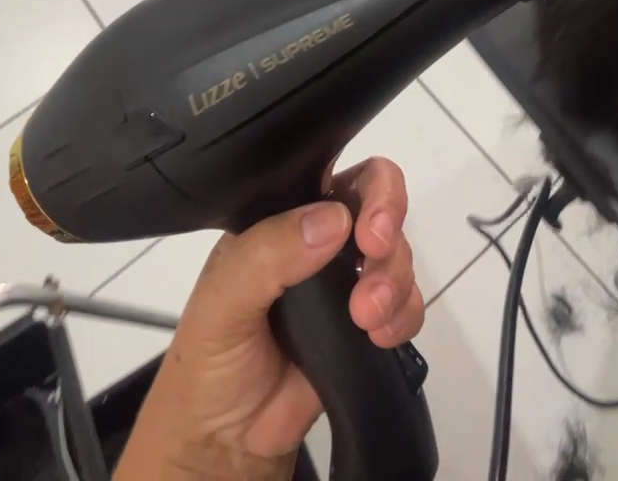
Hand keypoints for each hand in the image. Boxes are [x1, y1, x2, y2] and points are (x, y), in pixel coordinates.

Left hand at [116, 158, 423, 480]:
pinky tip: (381, 335)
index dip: (368, 186)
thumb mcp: (220, 303)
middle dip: (388, 230)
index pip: (336, 174)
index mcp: (284, 218)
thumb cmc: (210, 362)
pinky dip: (405, 313)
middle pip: (380, 206)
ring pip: (398, 254)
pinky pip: (408, 301)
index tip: (368, 226)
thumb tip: (332, 221)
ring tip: (367, 320)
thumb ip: (267, 255)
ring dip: (394, 280)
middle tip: (375, 256)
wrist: (226, 443)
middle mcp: (323, 240)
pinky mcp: (371, 320)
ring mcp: (349, 279)